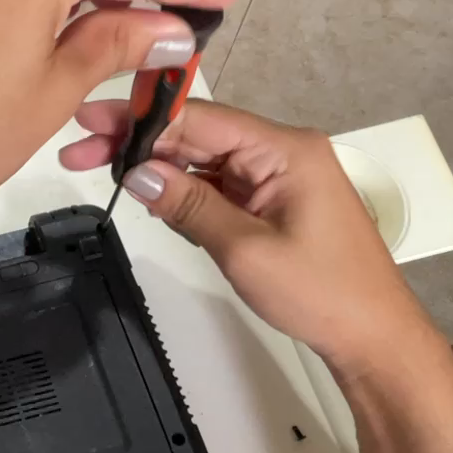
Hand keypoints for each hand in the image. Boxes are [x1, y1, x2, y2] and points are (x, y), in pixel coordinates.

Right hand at [60, 99, 442, 376]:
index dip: (140, 117)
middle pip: (196, 134)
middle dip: (139, 142)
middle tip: (81, 152)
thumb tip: (136, 173)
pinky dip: (182, 192)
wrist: (371, 334)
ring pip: (202, 160)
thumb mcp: (244, 249)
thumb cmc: (320, 292)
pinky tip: (153, 199)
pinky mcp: (270, 202)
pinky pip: (216, 185)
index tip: (91, 122)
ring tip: (104, 172)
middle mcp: (280, 152)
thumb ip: (188, 205)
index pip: (199, 118)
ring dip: (157, 168)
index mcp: (283, 150)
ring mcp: (275, 177)